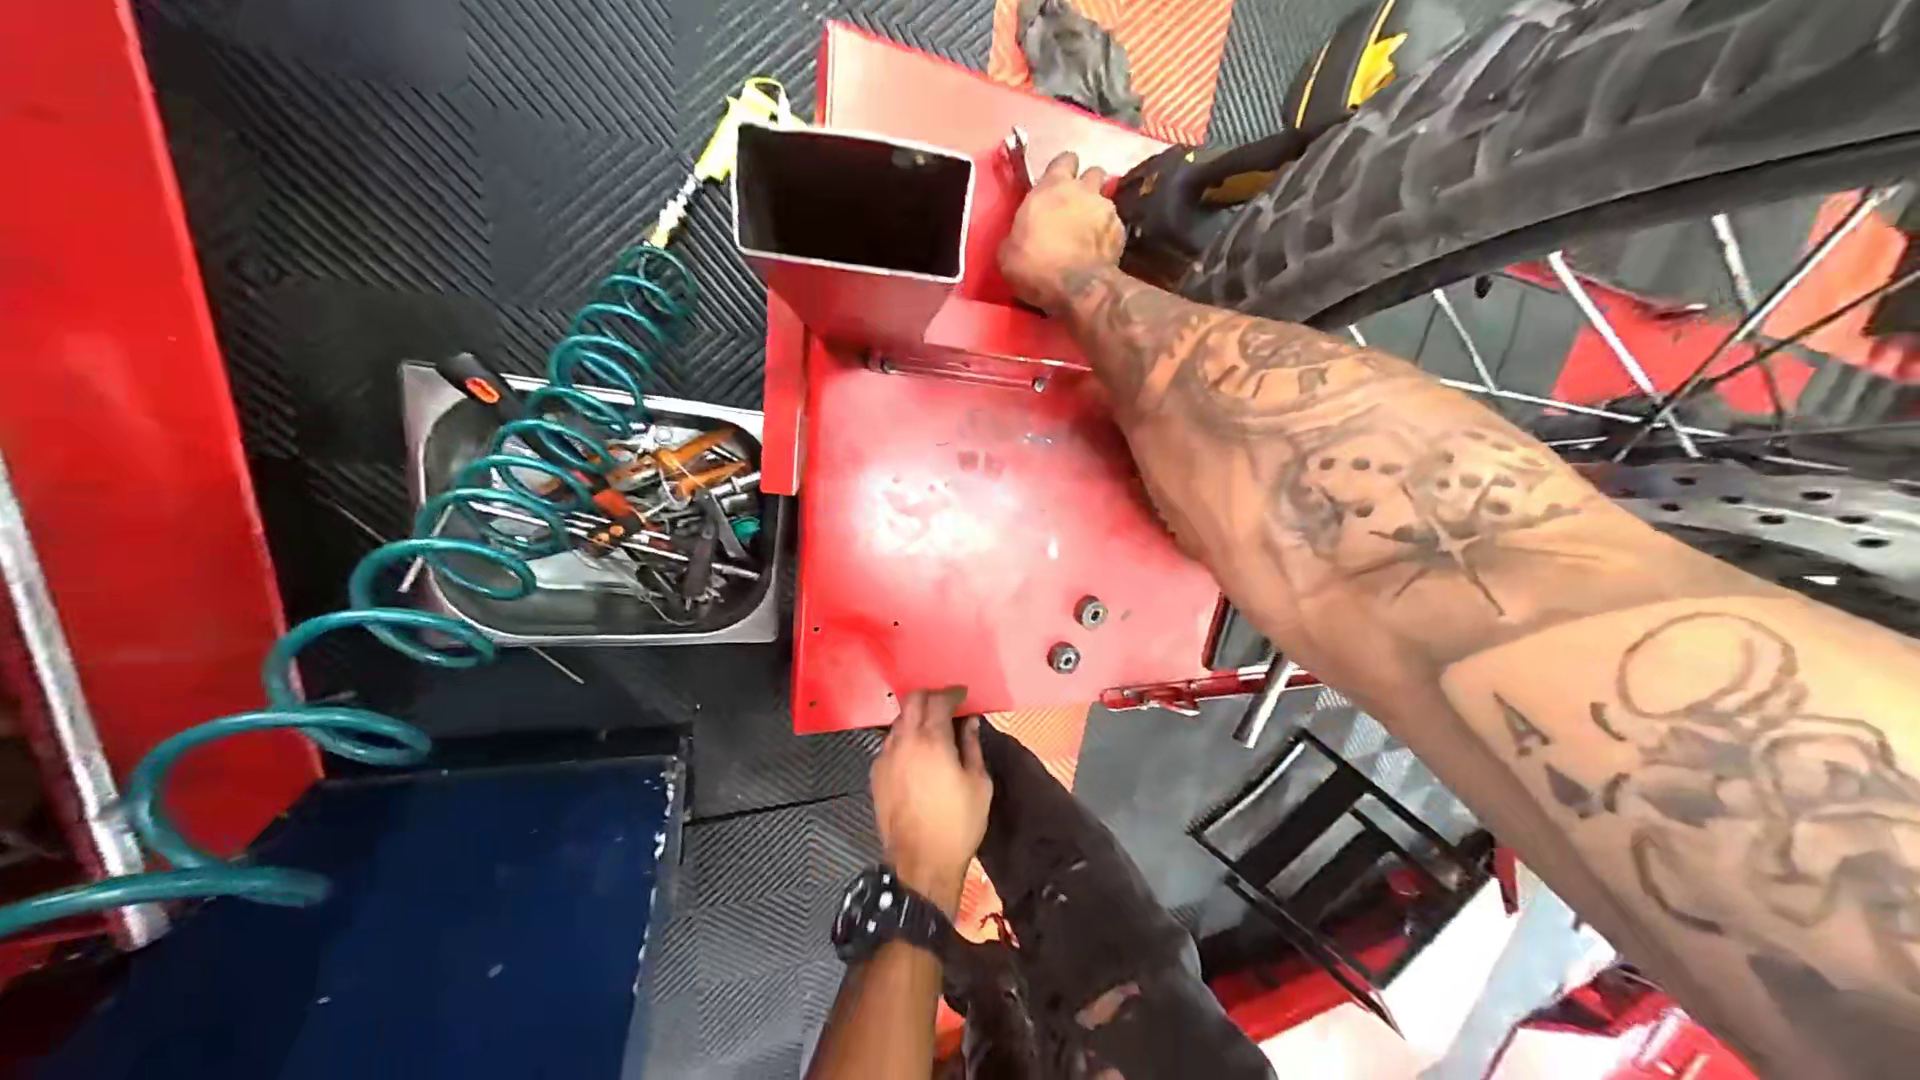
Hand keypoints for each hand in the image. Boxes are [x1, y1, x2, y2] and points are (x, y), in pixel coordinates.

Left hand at [870, 687, 991, 916]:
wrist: (921, 862)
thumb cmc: (957, 823)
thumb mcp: (979, 783)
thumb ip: (973, 746)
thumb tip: (971, 722)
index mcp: (933, 740)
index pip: (938, 700)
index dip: (952, 693)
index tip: (962, 696)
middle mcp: (905, 741)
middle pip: (913, 701)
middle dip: (930, 696)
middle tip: (946, 704)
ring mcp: (886, 756)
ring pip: (898, 721)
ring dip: (915, 716)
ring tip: (931, 727)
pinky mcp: (876, 773)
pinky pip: (889, 743)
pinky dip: (903, 737)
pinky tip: (914, 751)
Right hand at [998, 151, 1124, 314]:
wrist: (1076, 289)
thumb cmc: (1034, 265)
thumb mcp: (1008, 252)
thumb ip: (1019, 232)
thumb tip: (1021, 236)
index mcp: (1053, 186)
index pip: (1064, 159)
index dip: (1062, 171)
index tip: (1056, 186)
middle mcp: (1084, 189)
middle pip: (1093, 173)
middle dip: (1087, 186)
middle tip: (1076, 206)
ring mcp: (1107, 209)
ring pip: (1106, 200)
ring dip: (1098, 212)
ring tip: (1090, 233)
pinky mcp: (1121, 233)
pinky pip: (1115, 227)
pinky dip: (1108, 236)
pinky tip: (1100, 251)